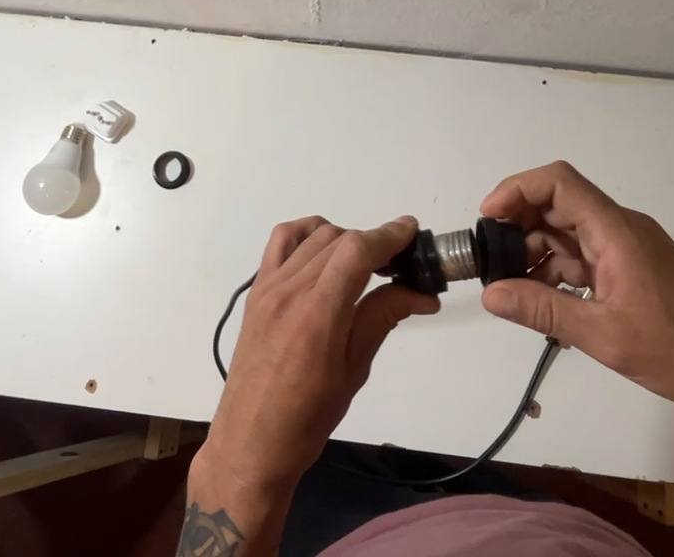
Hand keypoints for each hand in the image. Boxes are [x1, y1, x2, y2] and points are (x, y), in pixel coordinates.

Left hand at [200, 215, 439, 499]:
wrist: (251, 442)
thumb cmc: (308, 418)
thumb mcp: (354, 370)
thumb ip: (383, 318)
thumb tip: (422, 292)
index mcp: (318, 315)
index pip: (356, 251)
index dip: (388, 235)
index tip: (413, 232)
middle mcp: (289, 291)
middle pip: (338, 238)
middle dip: (374, 241)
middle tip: (400, 263)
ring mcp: (268, 287)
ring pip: (312, 235)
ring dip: (345, 237)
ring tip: (365, 262)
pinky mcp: (256, 290)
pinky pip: (280, 241)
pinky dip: (307, 233)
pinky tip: (325, 251)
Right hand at [479, 162, 673, 428]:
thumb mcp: (603, 335)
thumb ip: (542, 310)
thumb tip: (490, 294)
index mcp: (617, 231)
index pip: (559, 182)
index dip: (517, 190)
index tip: (487, 219)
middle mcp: (621, 228)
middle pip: (558, 205)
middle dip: (519, 226)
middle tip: (491, 261)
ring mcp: (627, 248)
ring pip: (568, 232)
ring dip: (535, 253)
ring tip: (512, 289)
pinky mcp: (631, 268)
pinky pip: (583, 256)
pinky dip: (557, 271)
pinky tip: (543, 301)